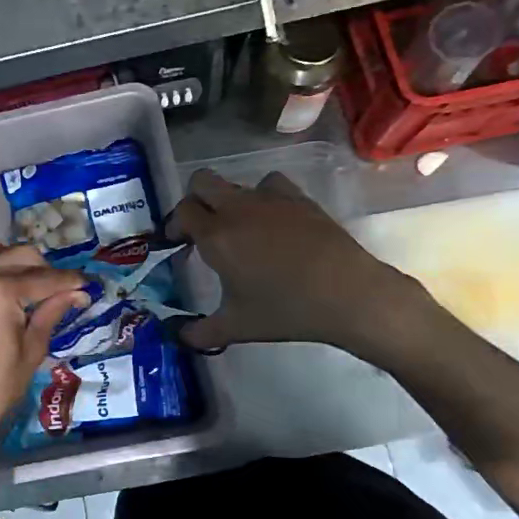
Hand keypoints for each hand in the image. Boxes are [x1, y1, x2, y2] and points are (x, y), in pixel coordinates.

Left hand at [0, 229, 86, 494]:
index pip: (47, 278)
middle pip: (19, 255)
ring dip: (5, 256)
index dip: (72, 282)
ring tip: (17, 281)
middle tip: (58, 292)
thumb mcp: (31, 352)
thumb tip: (77, 293)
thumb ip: (51, 314)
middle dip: (44, 270)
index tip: (89, 286)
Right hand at [167, 170, 430, 356]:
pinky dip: (264, 198)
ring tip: (241, 227)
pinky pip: (272, 185)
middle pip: (202, 182)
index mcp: (216, 235)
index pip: (183, 212)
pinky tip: (274, 221)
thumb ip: (201, 332)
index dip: (174, 225)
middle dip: (196, 201)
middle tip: (201, 230)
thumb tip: (178, 336)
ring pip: (238, 183)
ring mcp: (271, 198)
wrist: (345, 292)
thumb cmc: (285, 309)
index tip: (176, 243)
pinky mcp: (300, 198)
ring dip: (231, 199)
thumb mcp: (237, 327)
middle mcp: (239, 208)